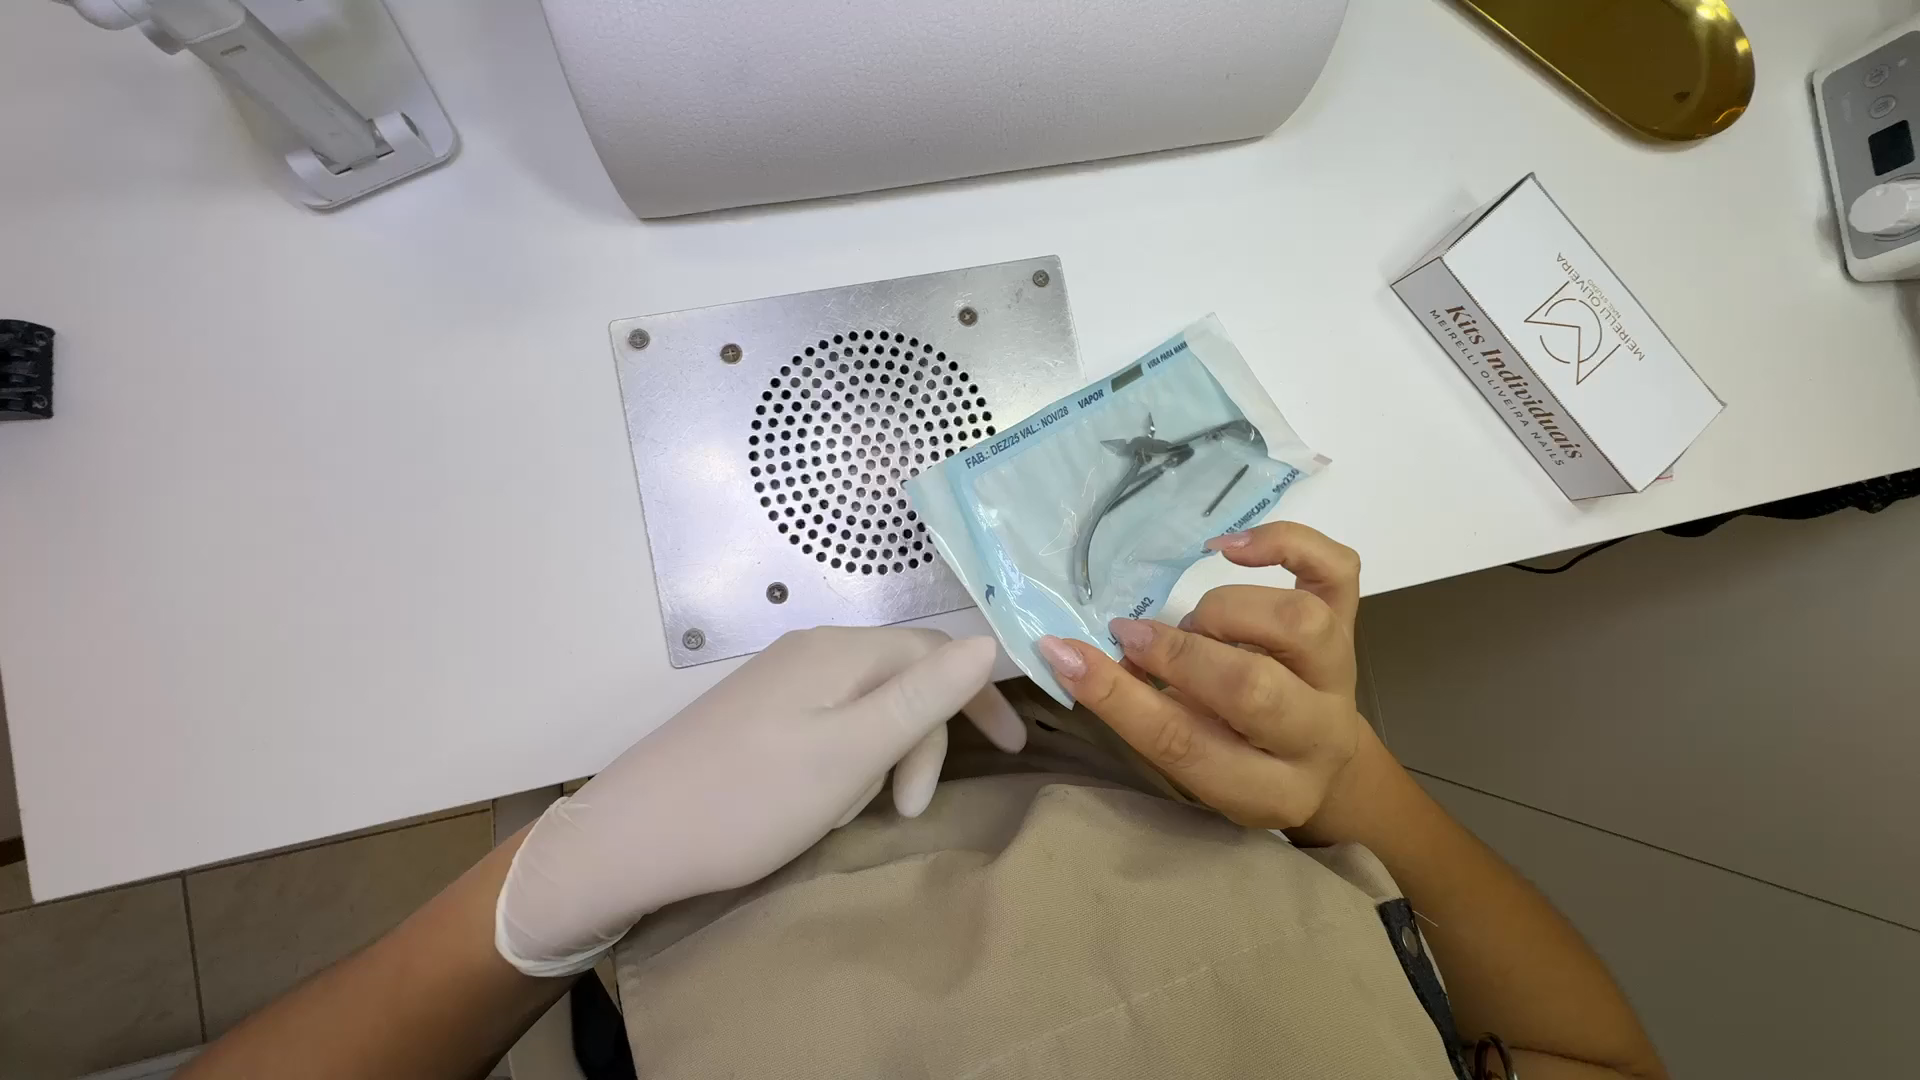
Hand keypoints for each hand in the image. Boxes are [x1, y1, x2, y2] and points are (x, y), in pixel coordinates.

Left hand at [495, 626, 1023, 976]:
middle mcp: (814, 649)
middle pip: (902, 680)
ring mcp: (782, 678)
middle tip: (905, 810)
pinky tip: (819, 800)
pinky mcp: (761, 709)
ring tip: (848, 811)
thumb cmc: (751, 800)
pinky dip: (844, 761)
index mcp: (841, 650)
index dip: (979, 696)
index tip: (1013, 748)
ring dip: (879, 758)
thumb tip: (988, 642)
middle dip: (918, 743)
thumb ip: (924, 696)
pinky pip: (830, 722)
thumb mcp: (853, 753)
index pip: (938, 653)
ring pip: (867, 707)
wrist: (628, 837)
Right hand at [1036, 522, 1368, 830]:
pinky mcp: (1352, 624)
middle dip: (1176, 653)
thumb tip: (1075, 653)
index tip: (1064, 652)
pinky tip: (1230, 548)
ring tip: (1194, 621)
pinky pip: (1338, 568)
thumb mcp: (1189, 759)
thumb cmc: (1237, 758)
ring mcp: (1339, 674)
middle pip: (1252, 688)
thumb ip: (1141, 709)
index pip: (1184, 744)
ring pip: (1298, 624)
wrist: (1319, 760)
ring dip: (1224, 611)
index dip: (1117, 696)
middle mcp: (1314, 734)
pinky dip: (1286, 543)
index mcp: (1266, 787)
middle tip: (1131, 636)